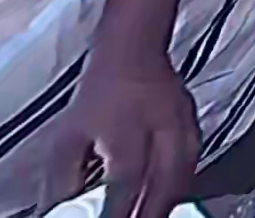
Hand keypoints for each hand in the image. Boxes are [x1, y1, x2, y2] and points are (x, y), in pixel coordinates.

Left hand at [43, 52, 198, 217]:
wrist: (134, 54)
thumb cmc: (96, 98)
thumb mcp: (66, 142)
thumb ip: (62, 184)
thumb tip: (59, 215)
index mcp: (128, 134)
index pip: (126, 183)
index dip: (118, 214)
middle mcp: (161, 128)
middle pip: (166, 177)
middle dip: (153, 211)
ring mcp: (182, 119)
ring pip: (187, 165)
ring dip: (174, 196)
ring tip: (160, 216)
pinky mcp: (192, 115)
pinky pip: (195, 151)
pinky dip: (186, 175)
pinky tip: (177, 188)